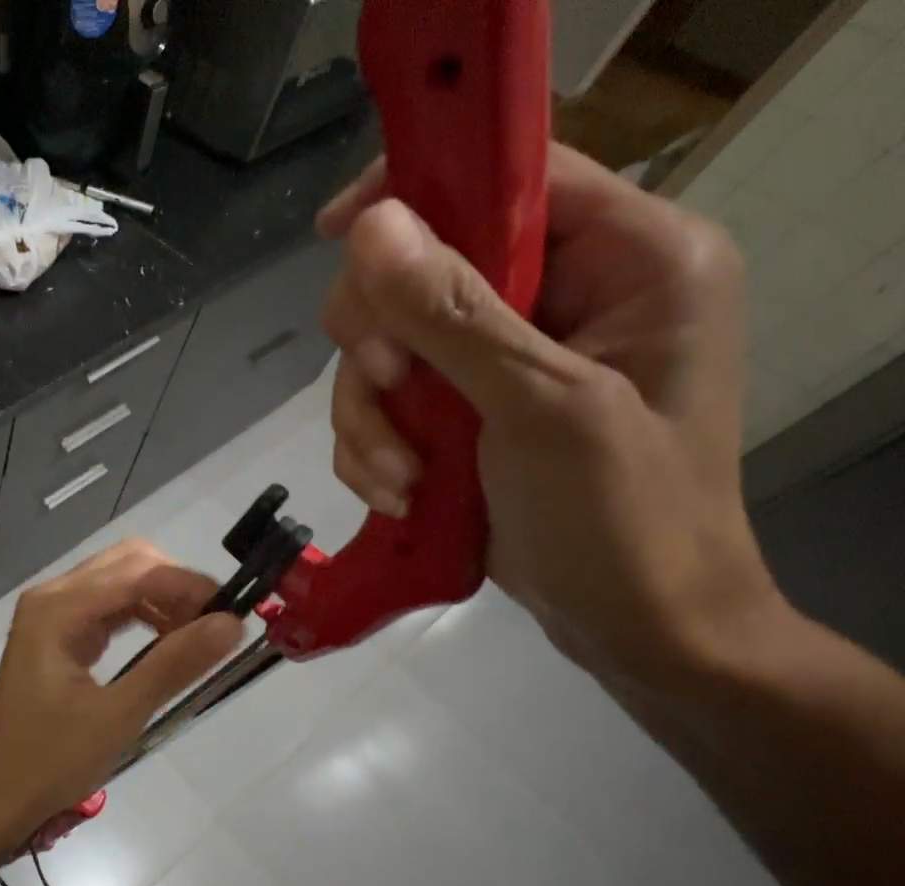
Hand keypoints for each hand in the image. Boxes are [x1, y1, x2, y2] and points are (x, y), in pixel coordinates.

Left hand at [0, 541, 242, 852]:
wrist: (2, 796)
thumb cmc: (53, 760)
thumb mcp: (119, 714)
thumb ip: (174, 664)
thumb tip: (231, 623)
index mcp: (56, 609)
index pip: (135, 572)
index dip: (188, 584)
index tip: (235, 612)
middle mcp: (49, 598)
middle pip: (126, 564)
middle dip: (175, 586)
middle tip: (216, 626)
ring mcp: (49, 615)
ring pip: (118, 582)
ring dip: (162, 600)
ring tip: (199, 639)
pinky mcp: (56, 634)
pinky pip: (106, 607)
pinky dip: (141, 617)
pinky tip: (169, 643)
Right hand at [316, 144, 783, 683]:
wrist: (632, 626)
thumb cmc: (625, 516)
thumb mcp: (543, 408)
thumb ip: (456, 315)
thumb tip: (373, 226)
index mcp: (632, 260)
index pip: (512, 175)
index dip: (420, 189)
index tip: (336, 232)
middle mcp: (567, 292)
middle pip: (424, 263)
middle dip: (383, 339)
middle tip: (387, 391)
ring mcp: (508, 354)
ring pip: (388, 341)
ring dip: (372, 413)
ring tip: (399, 477)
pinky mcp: (468, 406)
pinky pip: (385, 398)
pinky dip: (375, 445)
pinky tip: (399, 492)